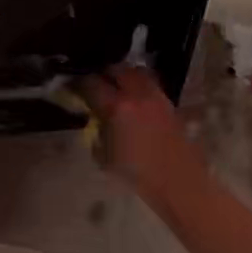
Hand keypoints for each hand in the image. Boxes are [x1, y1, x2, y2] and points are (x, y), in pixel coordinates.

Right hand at [77, 65, 206, 195]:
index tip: (73, 87)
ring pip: (139, 73)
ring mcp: (158, 97)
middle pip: (119, 69)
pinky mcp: (171, 105)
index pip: (92, 84)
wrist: (179, 183)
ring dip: (126, 76)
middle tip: (97, 84)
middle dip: (105, 73)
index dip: (79, 83)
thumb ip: (97, 132)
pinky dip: (141, 88)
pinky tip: (137, 103)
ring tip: (119, 89)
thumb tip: (96, 119)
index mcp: (117, 107)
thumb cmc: (137, 175)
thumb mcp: (105, 157)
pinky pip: (152, 87)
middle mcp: (138, 95)